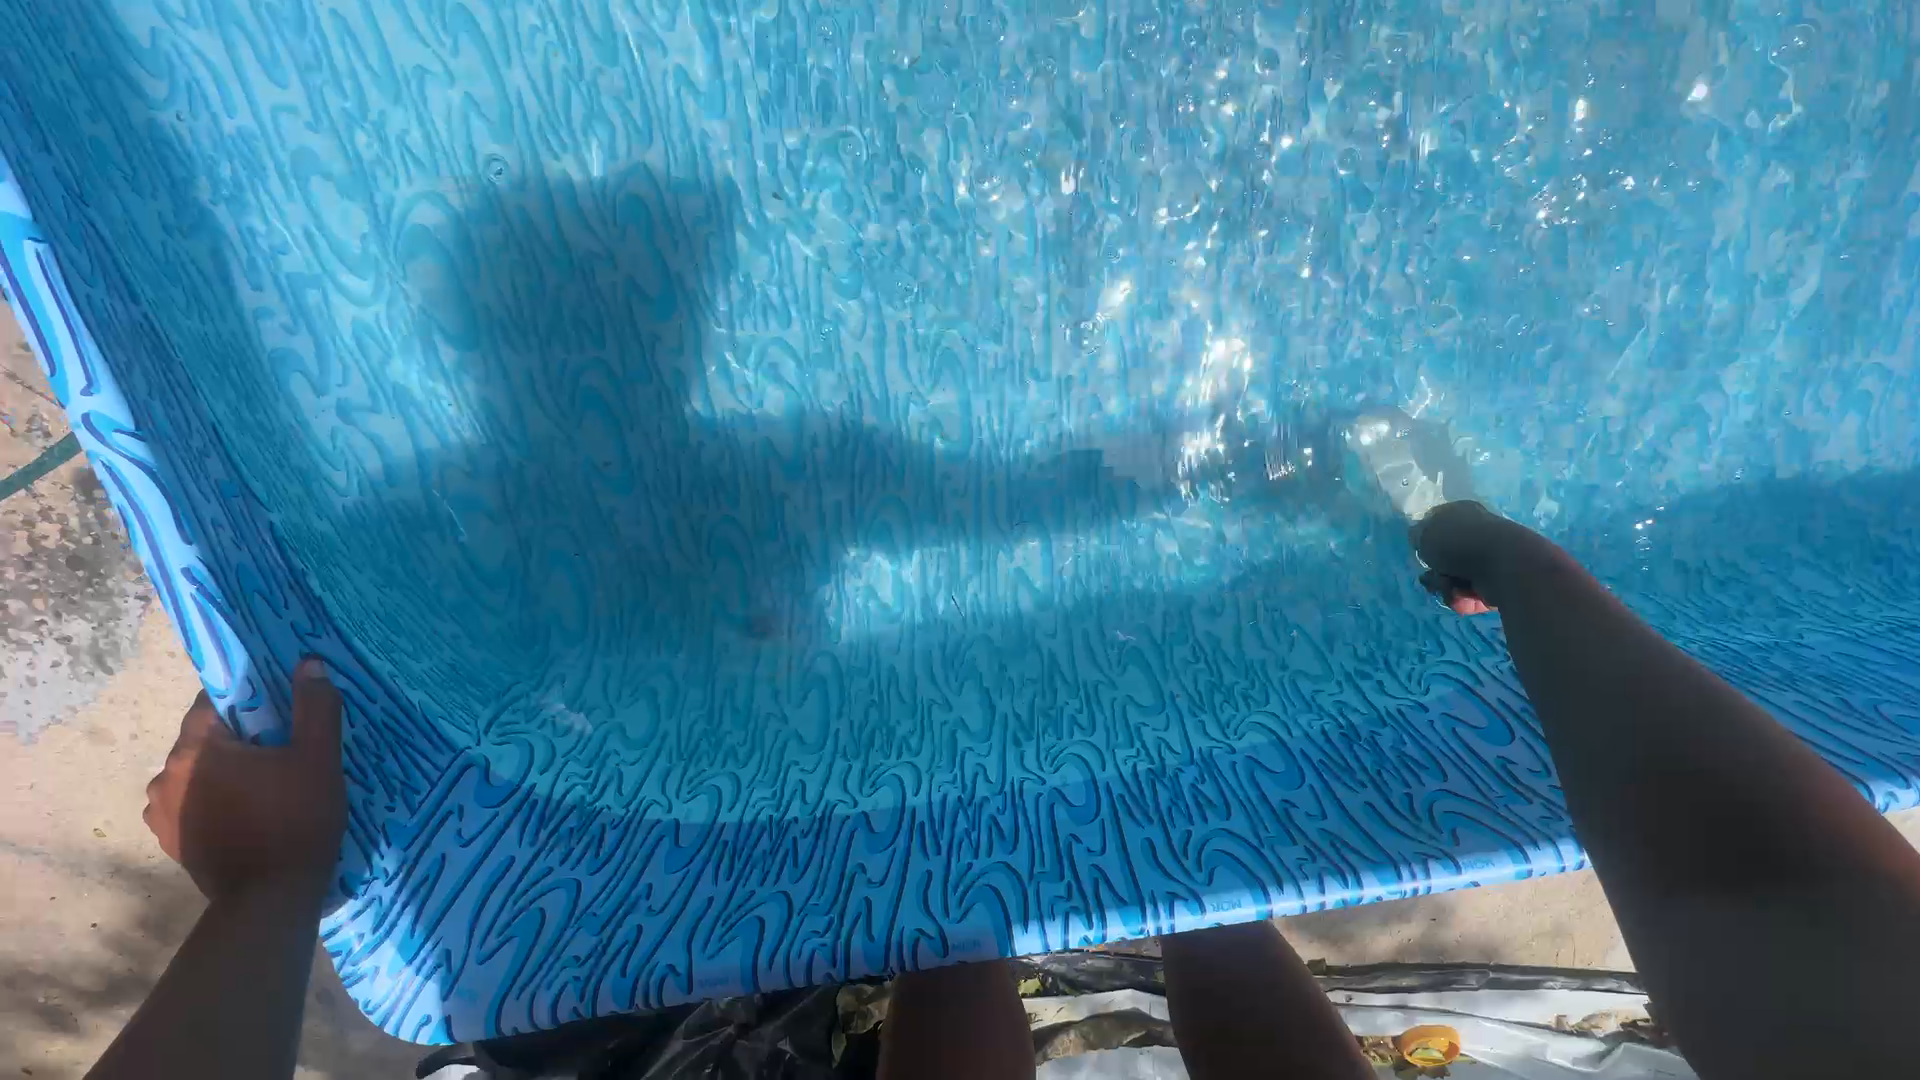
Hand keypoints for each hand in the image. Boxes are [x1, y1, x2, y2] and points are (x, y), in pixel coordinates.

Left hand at [144, 658, 346, 901]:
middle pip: (209, 737)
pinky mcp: (172, 837)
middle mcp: (166, 777)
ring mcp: (162, 811)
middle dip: (248, 732)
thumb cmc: (297, 816)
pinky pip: (198, 798)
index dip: (254, 695)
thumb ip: (315, 706)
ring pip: (203, 769)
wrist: (270, 894)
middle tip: (292, 738)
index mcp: (196, 751)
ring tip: (277, 775)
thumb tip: (309, 664)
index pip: (216, 702)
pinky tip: (256, 804)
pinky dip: (223, 793)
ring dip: (234, 765)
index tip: (287, 700)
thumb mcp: (319, 756)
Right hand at [1410, 501, 1557, 614]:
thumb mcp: (1423, 532)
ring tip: (1452, 588)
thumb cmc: (1460, 542)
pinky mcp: (1498, 583)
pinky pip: (1469, 594)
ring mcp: (1489, 559)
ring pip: (1452, 579)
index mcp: (1462, 514)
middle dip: (1435, 572)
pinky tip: (1465, 596)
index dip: (1426, 542)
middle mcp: (1477, 535)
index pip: (1436, 527)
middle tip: (1435, 575)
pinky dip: (1463, 598)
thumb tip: (1422, 540)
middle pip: (1442, 558)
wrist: (1505, 566)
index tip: (1424, 552)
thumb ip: (1416, 535)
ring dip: (1445, 587)